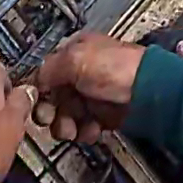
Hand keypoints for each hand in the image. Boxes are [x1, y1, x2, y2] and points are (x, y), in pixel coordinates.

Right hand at [31, 31, 145, 143]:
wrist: (148, 93)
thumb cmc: (116, 68)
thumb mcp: (75, 60)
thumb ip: (50, 68)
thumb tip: (34, 80)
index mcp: (75, 51)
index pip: (46, 71)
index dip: (39, 89)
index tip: (35, 104)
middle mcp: (82, 72)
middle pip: (54, 97)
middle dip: (52, 111)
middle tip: (52, 118)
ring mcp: (93, 94)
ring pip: (67, 114)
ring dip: (67, 125)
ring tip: (74, 128)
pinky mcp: (104, 115)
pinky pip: (84, 126)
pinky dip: (85, 131)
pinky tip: (91, 129)